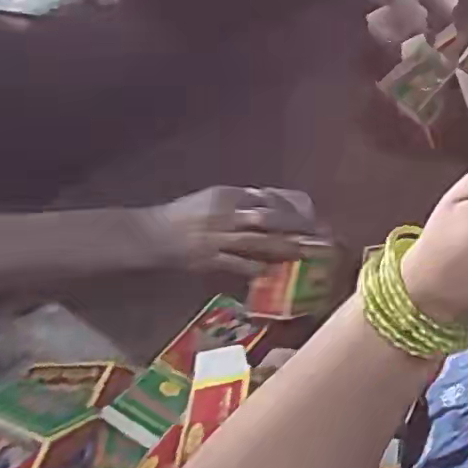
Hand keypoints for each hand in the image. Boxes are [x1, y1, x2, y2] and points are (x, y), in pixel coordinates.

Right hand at [140, 186, 325, 275]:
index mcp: (228, 195)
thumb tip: (276, 205)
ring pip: (256, 241)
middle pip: (268, 218)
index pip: (268, 199)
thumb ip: (243, 201)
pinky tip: (271, 272)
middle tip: (317, 236)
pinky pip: (237, 263)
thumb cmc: (187, 215)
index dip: (292, 209)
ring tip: (303, 253)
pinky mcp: (208, 258)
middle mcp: (224, 213)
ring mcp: (216, 237)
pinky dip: (256, 268)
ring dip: (283, 248)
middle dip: (295, 228)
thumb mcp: (215, 198)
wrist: (150, 233)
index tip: (312, 218)